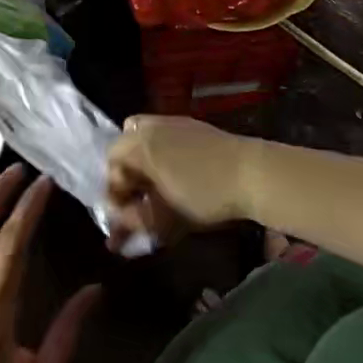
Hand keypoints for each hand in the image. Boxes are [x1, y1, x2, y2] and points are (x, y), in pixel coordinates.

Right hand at [104, 116, 255, 250]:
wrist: (252, 173)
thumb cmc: (203, 196)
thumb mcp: (163, 218)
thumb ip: (134, 225)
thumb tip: (112, 239)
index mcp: (139, 144)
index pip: (111, 164)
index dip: (114, 193)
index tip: (124, 216)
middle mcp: (153, 127)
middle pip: (124, 146)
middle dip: (126, 174)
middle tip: (136, 201)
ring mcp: (175, 122)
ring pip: (145, 137)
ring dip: (142, 163)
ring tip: (154, 190)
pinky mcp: (196, 126)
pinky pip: (165, 136)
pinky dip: (161, 154)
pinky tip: (175, 178)